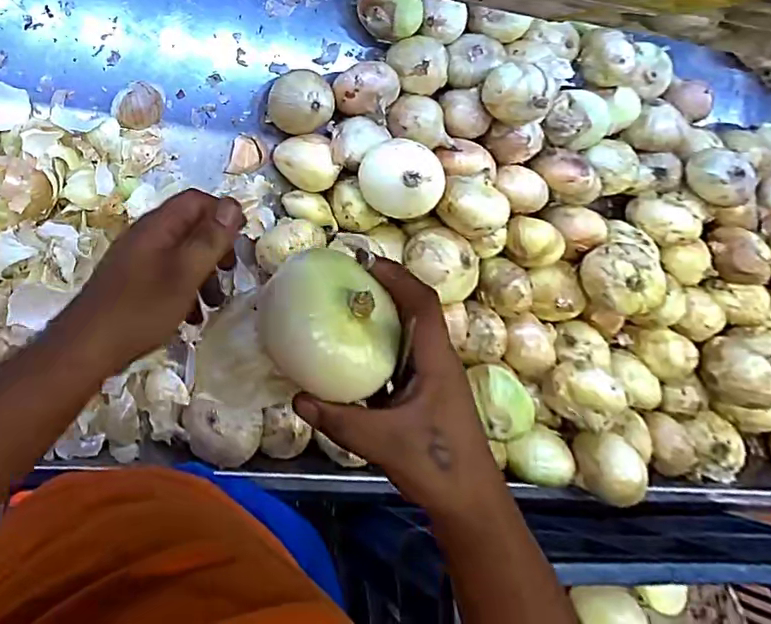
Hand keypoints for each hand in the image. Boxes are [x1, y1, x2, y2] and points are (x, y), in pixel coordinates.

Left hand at [49, 189, 242, 374]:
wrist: (87, 346)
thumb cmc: (141, 307)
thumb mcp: (185, 273)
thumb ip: (210, 238)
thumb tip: (232, 205)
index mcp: (158, 225)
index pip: (196, 200)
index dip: (222, 214)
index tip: (241, 241)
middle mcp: (145, 235)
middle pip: (189, 226)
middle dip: (215, 248)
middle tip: (230, 273)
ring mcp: (135, 258)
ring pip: (179, 254)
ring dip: (202, 273)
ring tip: (213, 303)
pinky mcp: (129, 282)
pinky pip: (165, 274)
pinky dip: (183, 289)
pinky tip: (190, 318)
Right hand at [294, 254, 508, 523]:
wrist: (472, 508)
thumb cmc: (438, 467)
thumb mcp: (383, 443)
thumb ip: (339, 421)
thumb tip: (298, 397)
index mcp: (435, 360)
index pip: (422, 302)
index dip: (396, 277)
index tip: (364, 262)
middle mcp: (436, 360)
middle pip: (415, 309)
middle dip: (385, 287)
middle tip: (347, 277)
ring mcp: (432, 378)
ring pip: (408, 332)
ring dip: (382, 315)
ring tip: (345, 306)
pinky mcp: (424, 394)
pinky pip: (400, 356)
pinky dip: (378, 346)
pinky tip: (351, 356)